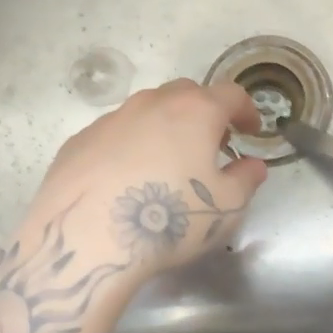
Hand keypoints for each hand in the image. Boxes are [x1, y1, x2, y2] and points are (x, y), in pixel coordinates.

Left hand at [28, 79, 268, 280]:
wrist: (84, 239)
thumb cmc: (168, 218)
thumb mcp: (226, 207)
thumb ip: (246, 179)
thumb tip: (253, 165)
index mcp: (195, 111)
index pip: (230, 94)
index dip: (246, 110)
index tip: (251, 131)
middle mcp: (153, 103)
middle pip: (187, 93)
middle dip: (204, 112)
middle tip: (210, 144)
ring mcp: (112, 118)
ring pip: (147, 110)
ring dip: (164, 126)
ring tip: (167, 161)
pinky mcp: (79, 140)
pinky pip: (115, 133)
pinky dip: (129, 145)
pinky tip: (126, 179)